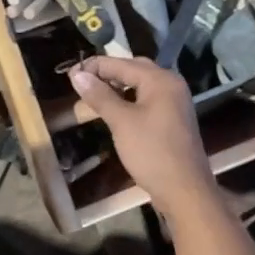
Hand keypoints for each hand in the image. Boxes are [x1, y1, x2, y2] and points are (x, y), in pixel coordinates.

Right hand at [69, 56, 216, 217]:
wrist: (185, 191)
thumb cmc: (152, 152)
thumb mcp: (121, 122)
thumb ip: (100, 95)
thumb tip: (78, 75)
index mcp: (160, 80)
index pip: (121, 63)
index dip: (94, 67)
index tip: (70, 75)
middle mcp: (171, 84)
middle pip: (134, 69)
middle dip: (107, 73)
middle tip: (82, 83)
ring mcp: (175, 101)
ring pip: (141, 85)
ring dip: (118, 87)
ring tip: (94, 95)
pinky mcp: (174, 118)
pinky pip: (148, 99)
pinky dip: (130, 99)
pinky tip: (115, 110)